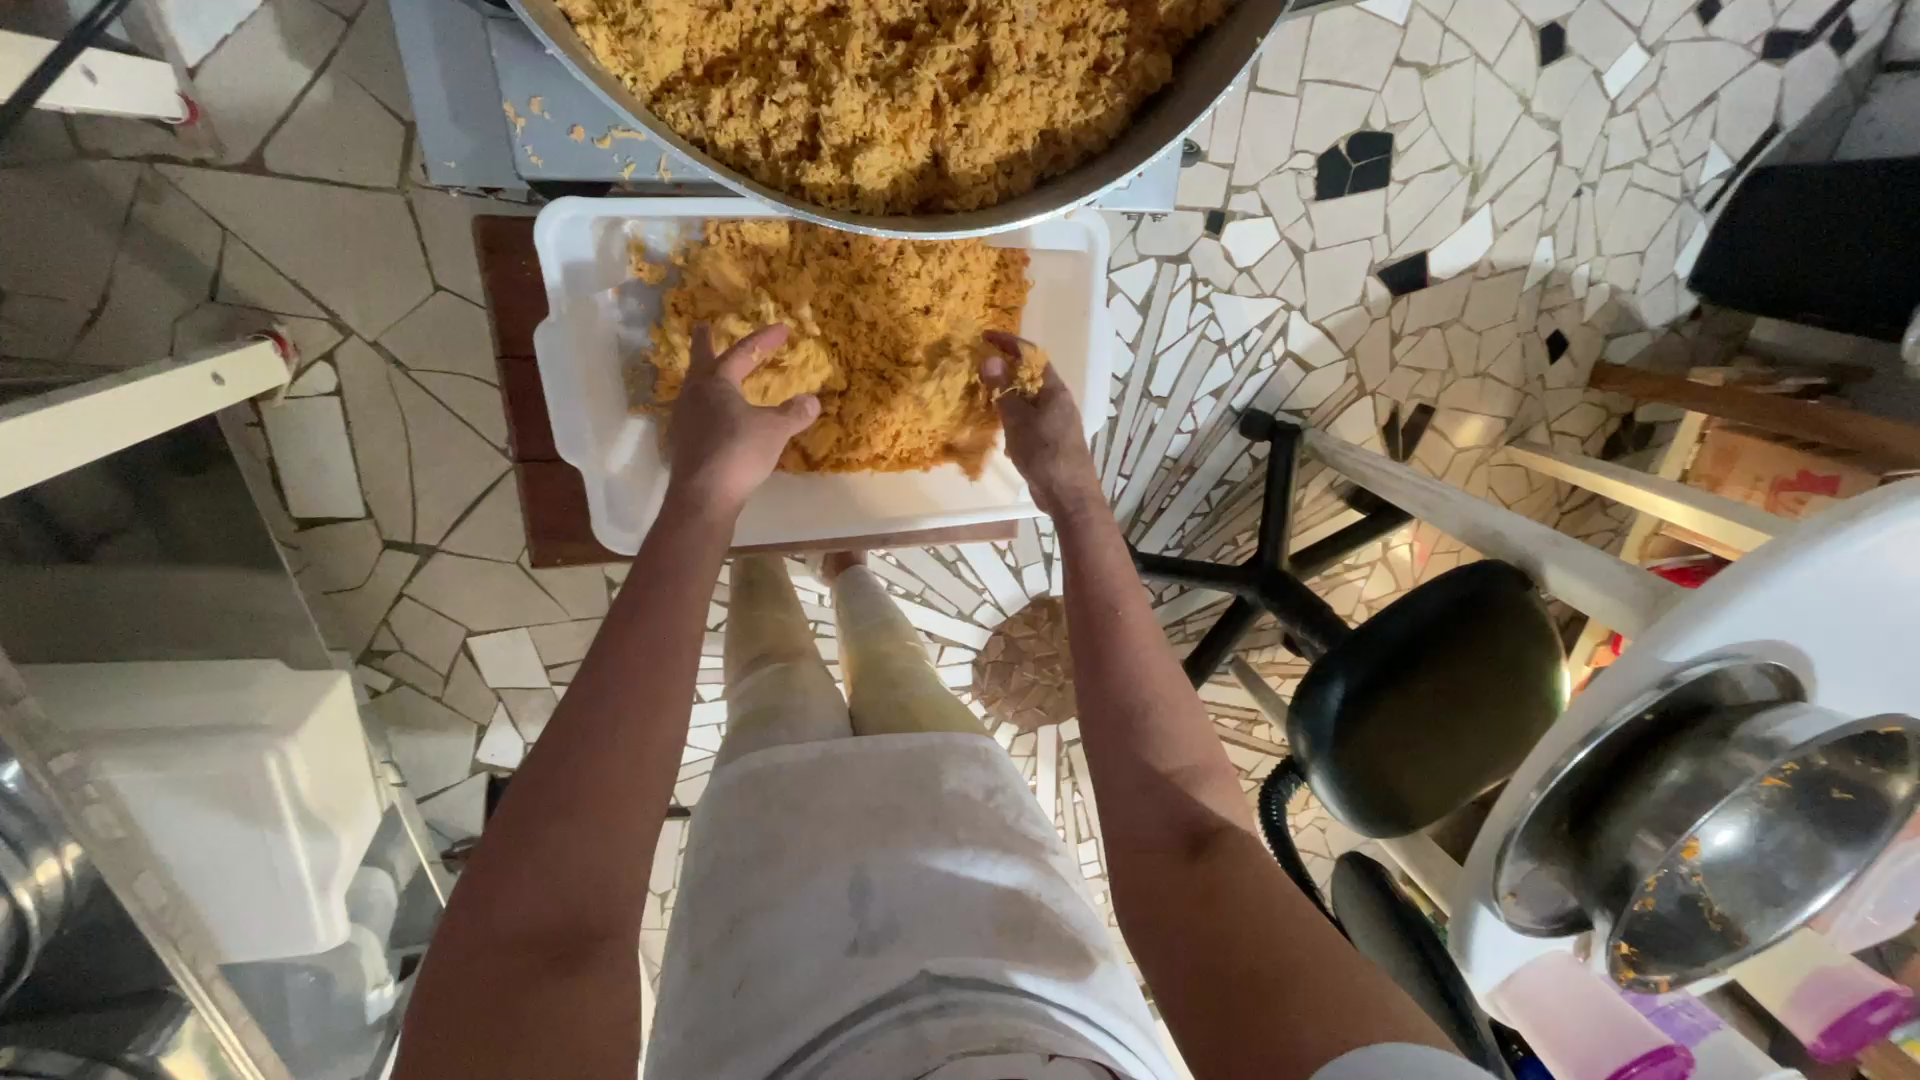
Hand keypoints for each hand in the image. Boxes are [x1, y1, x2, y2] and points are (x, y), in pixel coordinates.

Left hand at [665, 323, 819, 518]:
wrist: (704, 495)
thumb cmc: (738, 452)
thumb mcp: (774, 430)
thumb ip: (793, 413)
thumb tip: (812, 401)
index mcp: (715, 383)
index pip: (743, 353)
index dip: (764, 341)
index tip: (783, 329)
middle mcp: (694, 394)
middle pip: (701, 360)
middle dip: (705, 342)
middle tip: (704, 326)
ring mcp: (684, 419)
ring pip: (695, 387)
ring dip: (706, 376)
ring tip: (715, 374)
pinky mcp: (684, 442)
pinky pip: (697, 412)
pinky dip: (709, 404)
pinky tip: (718, 416)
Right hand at [980, 331, 1104, 523]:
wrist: (1069, 494)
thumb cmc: (1045, 453)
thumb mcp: (1019, 420)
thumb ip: (1004, 390)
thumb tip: (990, 359)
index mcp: (1054, 389)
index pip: (1031, 354)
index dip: (1008, 342)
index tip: (984, 336)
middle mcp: (1057, 400)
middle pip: (1030, 374)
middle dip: (1005, 368)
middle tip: (978, 366)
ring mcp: (1055, 420)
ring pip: (1028, 397)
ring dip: (1007, 393)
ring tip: (983, 393)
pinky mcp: (1050, 438)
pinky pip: (1028, 418)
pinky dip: (1012, 415)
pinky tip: (998, 425)